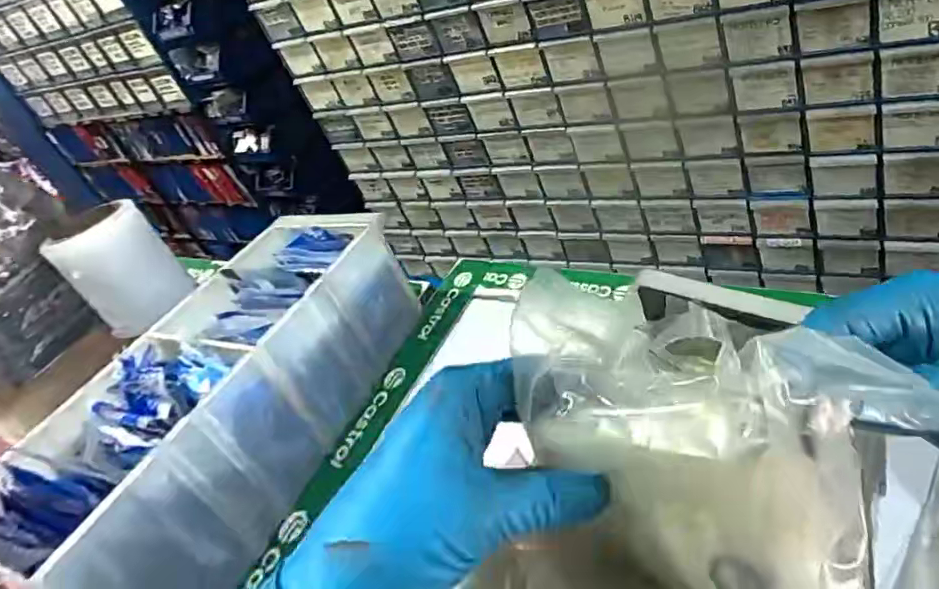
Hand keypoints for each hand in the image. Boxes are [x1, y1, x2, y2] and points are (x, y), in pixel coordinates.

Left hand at [279, 360, 609, 588]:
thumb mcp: (489, 511)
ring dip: (537, 438)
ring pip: (502, 423)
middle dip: (556, 412)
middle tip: (599, 428)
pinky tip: (539, 478)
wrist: (333, 586)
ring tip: (580, 452)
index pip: (529, 370)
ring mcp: (438, 433)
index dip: (567, 386)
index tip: (605, 401)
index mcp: (461, 390)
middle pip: (517, 395)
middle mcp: (450, 401)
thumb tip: (606, 488)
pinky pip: (487, 447)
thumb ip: (551, 495)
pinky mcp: (431, 465)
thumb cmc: (412, 526)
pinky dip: (515, 457)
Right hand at [803, 270, 938, 542]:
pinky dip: (858, 422)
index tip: (778, 408)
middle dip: (814, 383)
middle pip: (843, 347)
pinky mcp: (935, 402)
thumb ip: (909, 394)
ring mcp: (925, 365)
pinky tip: (836, 447)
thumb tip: (825, 399)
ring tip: (798, 443)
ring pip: (856, 377)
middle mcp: (915, 325)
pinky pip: (881, 404)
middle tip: (784, 432)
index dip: (809, 361)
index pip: (844, 322)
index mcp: (924, 303)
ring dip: (831, 404)